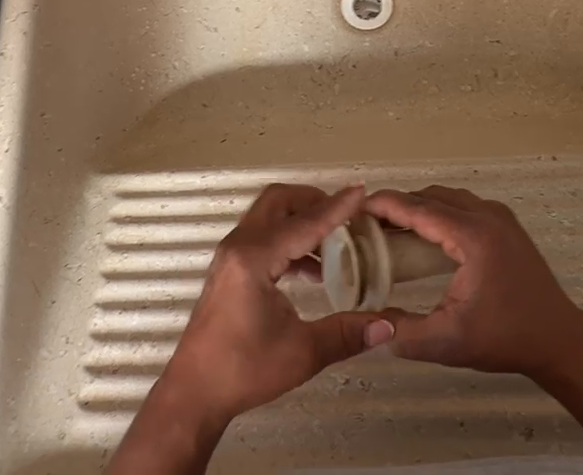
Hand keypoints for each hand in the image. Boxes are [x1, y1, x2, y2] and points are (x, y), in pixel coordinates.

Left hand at [156, 184, 394, 427]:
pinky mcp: (230, 266)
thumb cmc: (243, 370)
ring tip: (335, 243)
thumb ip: (346, 334)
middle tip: (346, 216)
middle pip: (278, 201)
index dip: (336, 208)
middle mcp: (239, 245)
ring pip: (268, 215)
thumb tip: (388, 326)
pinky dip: (288, 238)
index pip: (303, 223)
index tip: (360, 192)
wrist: (195, 390)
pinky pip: (262, 235)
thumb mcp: (301, 352)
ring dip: (300, 219)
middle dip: (313, 201)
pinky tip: (311, 269)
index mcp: (254, 259)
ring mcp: (230, 254)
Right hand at [366, 185, 581, 376]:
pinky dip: (437, 210)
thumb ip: (401, 331)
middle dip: (396, 205)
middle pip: (429, 196)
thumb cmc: (505, 339)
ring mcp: (499, 216)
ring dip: (417, 206)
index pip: (418, 207)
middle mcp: (486, 215)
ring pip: (446, 197)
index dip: (383, 204)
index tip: (353, 209)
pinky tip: (424, 233)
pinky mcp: (506, 224)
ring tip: (390, 228)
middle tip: (367, 225)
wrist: (559, 340)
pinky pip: (462, 204)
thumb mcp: (447, 342)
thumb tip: (364, 322)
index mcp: (472, 236)